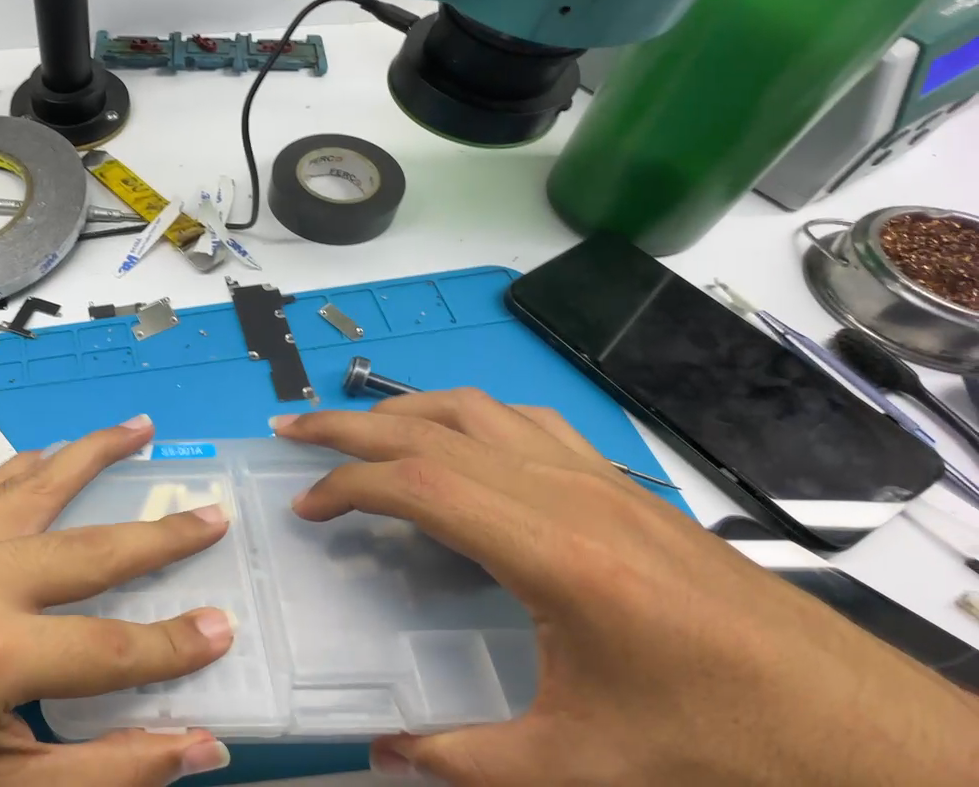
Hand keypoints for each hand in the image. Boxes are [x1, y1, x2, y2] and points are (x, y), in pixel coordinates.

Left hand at [0, 415, 236, 786]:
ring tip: (136, 430)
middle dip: (157, 536)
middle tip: (211, 516)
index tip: (224, 629)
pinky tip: (53, 455)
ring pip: (34, 490)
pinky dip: (27, 469)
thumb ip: (111, 769)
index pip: (111, 648)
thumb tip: (201, 746)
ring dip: (90, 457)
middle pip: (86, 551)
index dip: (174, 646)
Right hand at [275, 390, 978, 786]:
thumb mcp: (582, 767)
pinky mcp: (624, 483)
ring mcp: (600, 477)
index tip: (306, 510)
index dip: (346, 486)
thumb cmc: (720, 745)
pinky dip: (465, 415)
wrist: (866, 734)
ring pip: (476, 407)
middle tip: (291, 430)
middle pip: (432, 427)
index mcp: (551, 551)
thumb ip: (467, 759)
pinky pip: (523, 419)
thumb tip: (380, 751)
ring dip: (404, 409)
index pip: (418, 483)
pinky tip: (455, 444)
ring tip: (357, 430)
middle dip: (348, 426)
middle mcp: (568, 491)